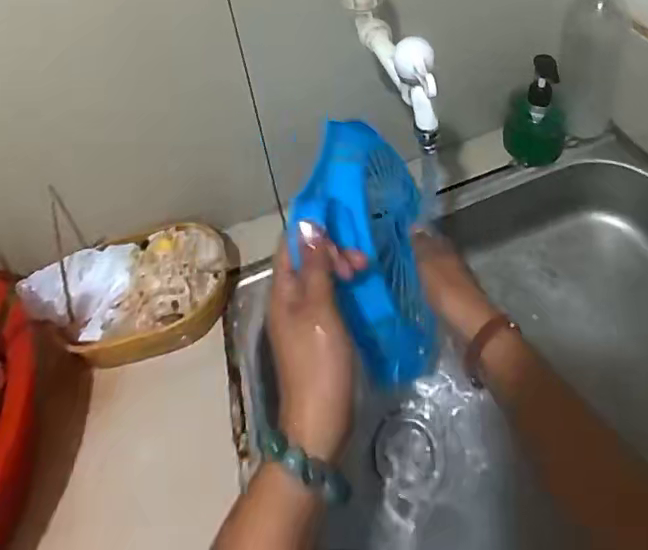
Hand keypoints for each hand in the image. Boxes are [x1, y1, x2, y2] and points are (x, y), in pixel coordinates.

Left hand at [268, 223, 367, 461]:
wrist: (319, 423)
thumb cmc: (319, 362)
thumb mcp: (320, 309)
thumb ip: (315, 267)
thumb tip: (309, 224)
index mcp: (282, 289)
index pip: (291, 244)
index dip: (314, 230)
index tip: (343, 227)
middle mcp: (288, 299)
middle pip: (307, 259)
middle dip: (333, 252)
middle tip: (361, 262)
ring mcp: (302, 317)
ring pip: (320, 278)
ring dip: (341, 269)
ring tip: (365, 273)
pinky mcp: (317, 333)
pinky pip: (328, 298)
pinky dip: (344, 290)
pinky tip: (362, 291)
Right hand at [412, 228, 499, 343]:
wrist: (471, 327)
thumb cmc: (447, 291)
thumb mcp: (429, 264)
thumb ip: (421, 246)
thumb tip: (416, 224)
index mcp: (449, 252)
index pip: (434, 237)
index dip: (420, 235)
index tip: (403, 235)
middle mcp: (456, 265)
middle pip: (438, 255)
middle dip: (423, 254)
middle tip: (402, 255)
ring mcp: (459, 285)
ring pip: (440, 273)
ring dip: (427, 273)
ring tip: (407, 275)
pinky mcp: (458, 305)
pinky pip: (441, 290)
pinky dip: (431, 289)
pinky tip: (420, 293)